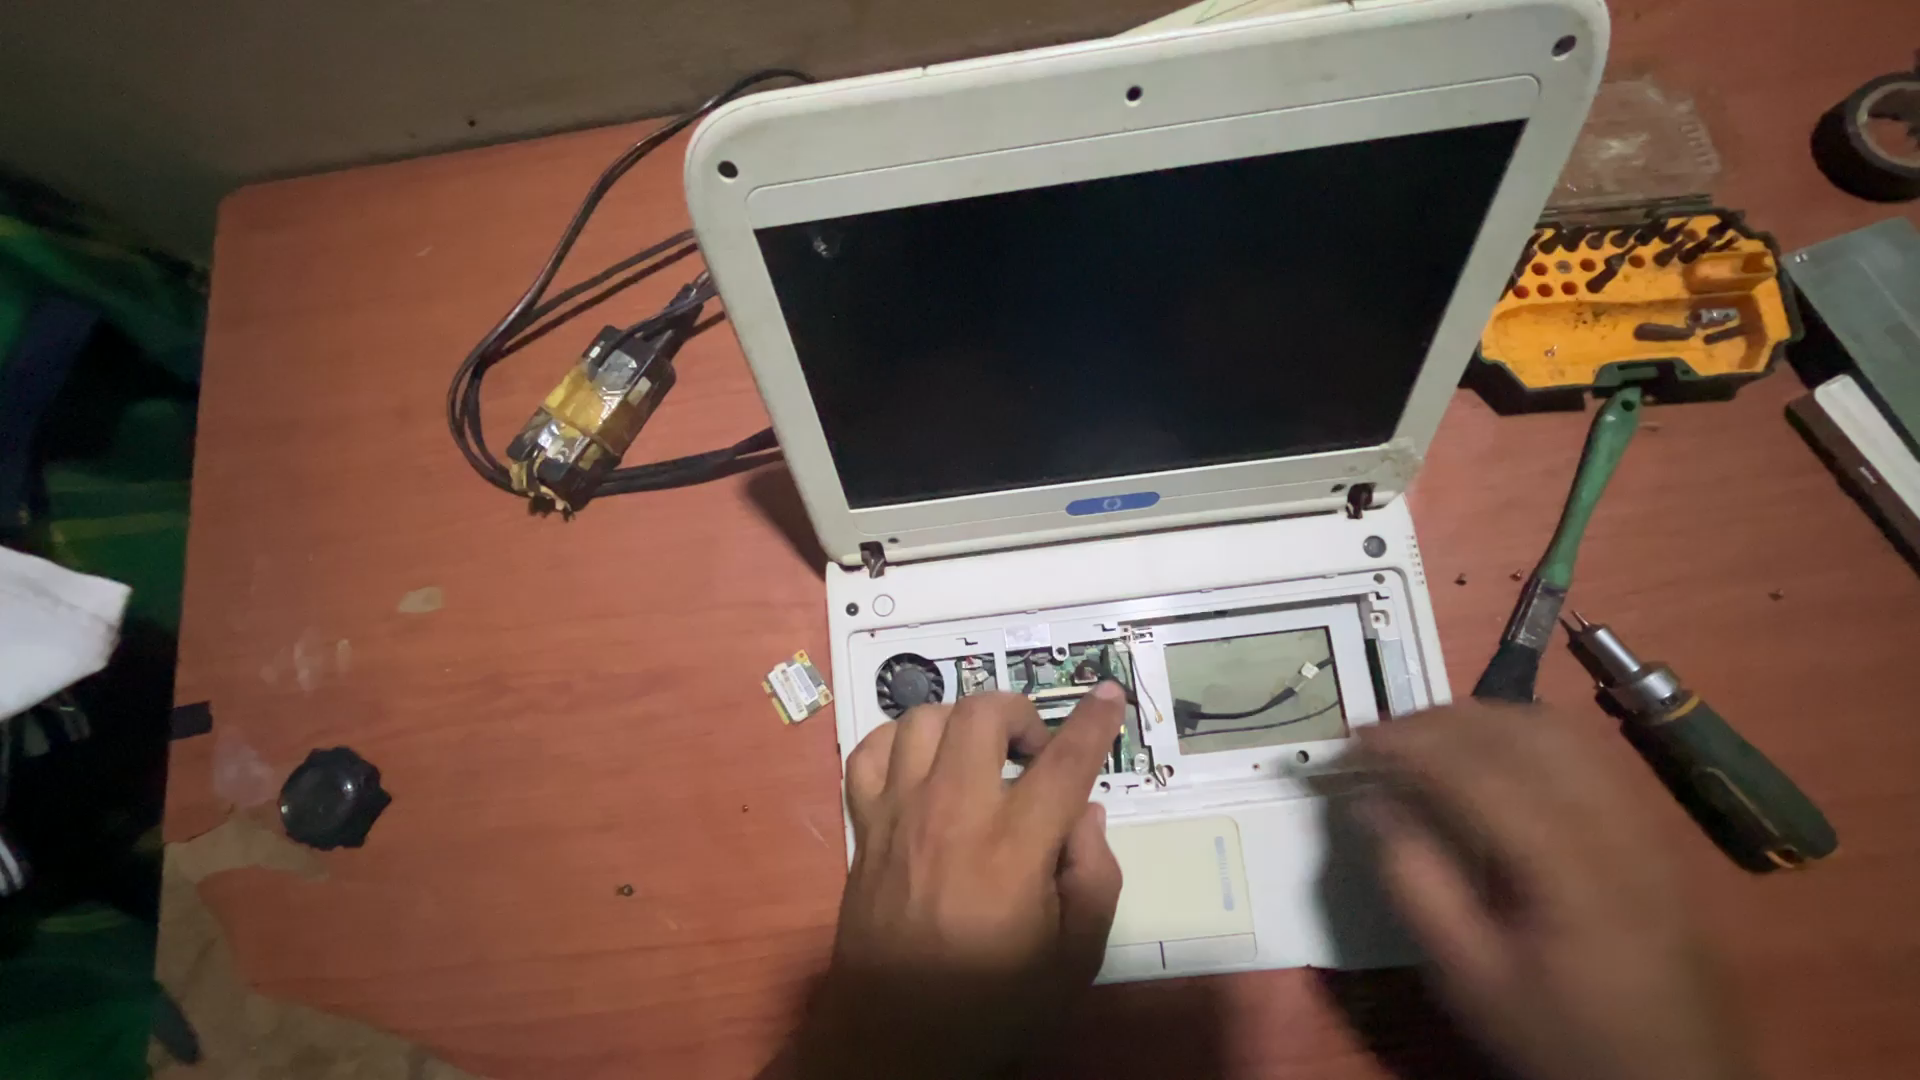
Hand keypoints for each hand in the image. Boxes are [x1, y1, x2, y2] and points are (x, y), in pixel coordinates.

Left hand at [791, 685, 1125, 1079]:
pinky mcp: (865, 824)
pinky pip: (871, 751)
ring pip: (924, 720)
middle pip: (982, 714)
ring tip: (978, 756)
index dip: (1093, 723)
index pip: (1064, 763)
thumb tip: (1086, 813)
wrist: (893, 1039)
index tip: (1108, 694)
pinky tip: (920, 765)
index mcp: (1013, 848)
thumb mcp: (1074, 959)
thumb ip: (1095, 877)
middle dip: (1019, 713)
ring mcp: (899, 812)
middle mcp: (952, 812)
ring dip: (961, 723)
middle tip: (1033, 752)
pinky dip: (898, 742)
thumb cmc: (992, 1000)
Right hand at [1358, 703, 1748, 1079]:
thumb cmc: (1555, 1030)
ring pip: (1553, 728)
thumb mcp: (1465, 975)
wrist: (1674, 1077)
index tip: (1353, 742)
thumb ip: (1412, 883)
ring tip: (1425, 738)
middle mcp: (1616, 829)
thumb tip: (1370, 799)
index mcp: (1571, 873)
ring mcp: (1641, 822)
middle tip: (1380, 737)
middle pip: (1519, 733)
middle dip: (1436, 722)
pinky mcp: (1647, 826)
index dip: (1409, 745)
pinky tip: (1483, 752)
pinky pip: (1579, 747)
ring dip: (1477, 718)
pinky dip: (1517, 730)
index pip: (1479, 773)